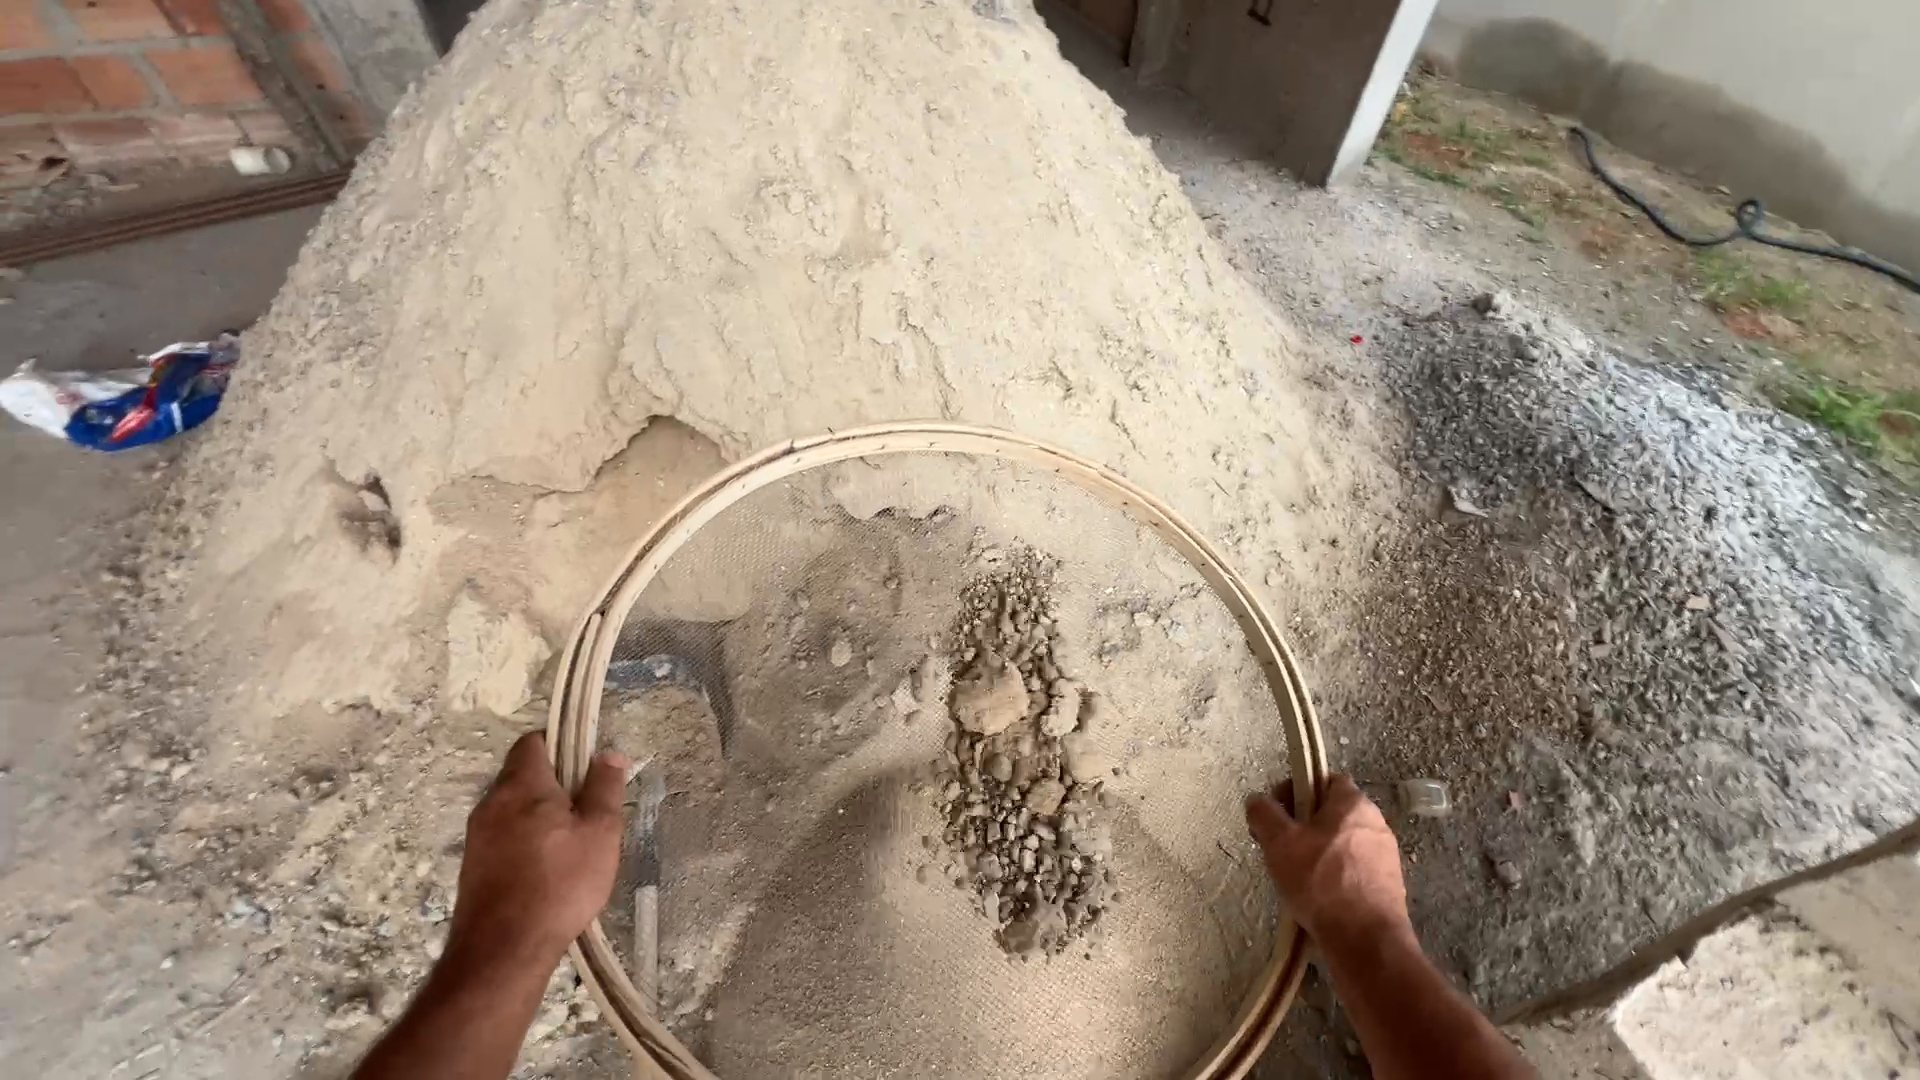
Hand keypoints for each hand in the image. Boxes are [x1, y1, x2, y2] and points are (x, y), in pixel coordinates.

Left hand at [447, 732, 628, 970]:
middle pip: (523, 773)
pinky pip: (505, 833)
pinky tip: (550, 865)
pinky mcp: (473, 866)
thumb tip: (607, 753)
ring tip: (574, 839)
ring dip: (542, 811)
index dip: (562, 742)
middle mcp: (491, 803)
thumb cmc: (560, 884)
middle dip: (556, 781)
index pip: (534, 741)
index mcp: (521, 786)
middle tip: (590, 805)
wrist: (502, 954)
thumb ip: (604, 787)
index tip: (588, 762)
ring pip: (514, 806)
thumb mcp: (600, 831)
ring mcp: (477, 837)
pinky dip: (527, 837)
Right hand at [1245, 774, 1410, 947]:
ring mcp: (1385, 857)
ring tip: (1294, 875)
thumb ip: (1263, 813)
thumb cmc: (1321, 881)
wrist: (1366, 942)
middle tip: (1278, 846)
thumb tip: (1257, 801)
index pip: (1324, 779)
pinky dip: (1332, 875)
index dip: (1295, 789)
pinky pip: (1351, 869)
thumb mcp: (1278, 841)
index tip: (1276, 812)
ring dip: (1314, 851)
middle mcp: (1376, 824)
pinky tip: (1315, 896)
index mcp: (1354, 804)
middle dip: (1300, 825)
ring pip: (1339, 842)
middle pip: (1329, 812)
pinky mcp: (1387, 887)